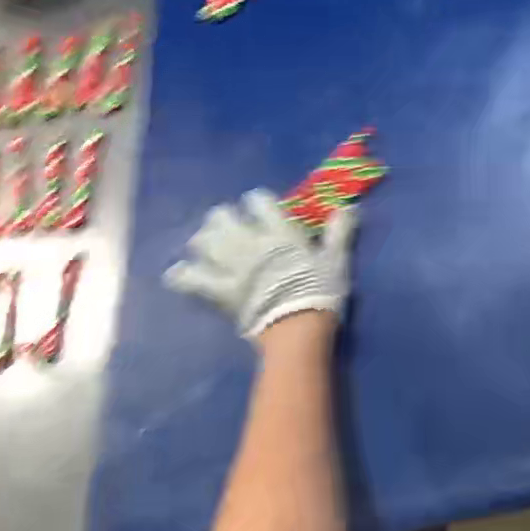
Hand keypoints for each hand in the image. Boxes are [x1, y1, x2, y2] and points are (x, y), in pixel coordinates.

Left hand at [164, 190, 355, 340]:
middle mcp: (248, 242)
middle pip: (221, 216)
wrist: (298, 330)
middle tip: (232, 230)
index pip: (258, 200)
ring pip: (202, 241)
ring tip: (209, 250)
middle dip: (223, 220)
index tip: (262, 209)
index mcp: (278, 231)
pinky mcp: (218, 290)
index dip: (257, 202)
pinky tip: (180, 274)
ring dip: (203, 243)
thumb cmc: (320, 292)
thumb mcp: (336, 260)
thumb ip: (339, 232)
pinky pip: (189, 278)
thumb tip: (349, 207)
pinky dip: (182, 276)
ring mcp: (230, 266)